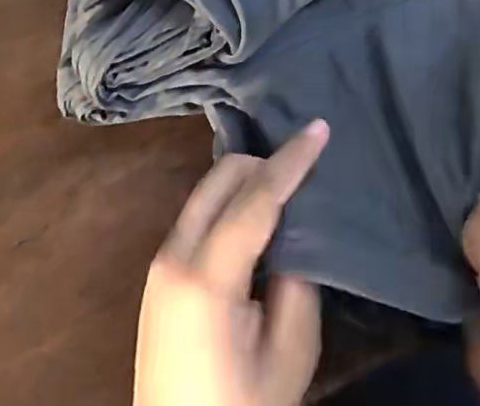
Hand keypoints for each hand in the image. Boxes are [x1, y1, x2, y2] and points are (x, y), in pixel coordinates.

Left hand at [135, 120, 330, 405]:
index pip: (255, 197)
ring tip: (286, 188)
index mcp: (205, 277)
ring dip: (247, 179)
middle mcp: (172, 255)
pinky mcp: (158, 273)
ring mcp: (159, 262)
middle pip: (222, 177)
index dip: (291, 159)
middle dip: (266, 162)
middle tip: (306, 168)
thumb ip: (297, 278)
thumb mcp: (290, 352)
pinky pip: (199, 212)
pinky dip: (230, 200)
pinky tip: (256, 217)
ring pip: (208, 189)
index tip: (320, 126)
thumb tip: (295, 228)